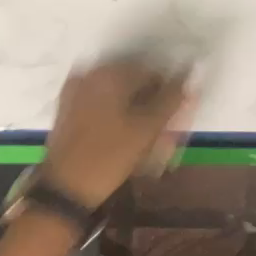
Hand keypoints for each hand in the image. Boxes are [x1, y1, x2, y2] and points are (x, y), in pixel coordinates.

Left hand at [42, 59, 192, 209]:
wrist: (66, 186)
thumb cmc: (110, 156)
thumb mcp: (148, 128)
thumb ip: (172, 98)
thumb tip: (190, 76)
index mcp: (110, 72)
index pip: (153, 70)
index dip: (169, 92)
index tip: (174, 115)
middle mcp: (91, 72)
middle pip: (133, 79)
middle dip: (150, 99)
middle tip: (160, 127)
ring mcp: (76, 88)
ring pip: (116, 91)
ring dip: (133, 106)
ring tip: (142, 134)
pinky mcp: (67, 105)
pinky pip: (100, 100)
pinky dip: (115, 111)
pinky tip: (121, 133)